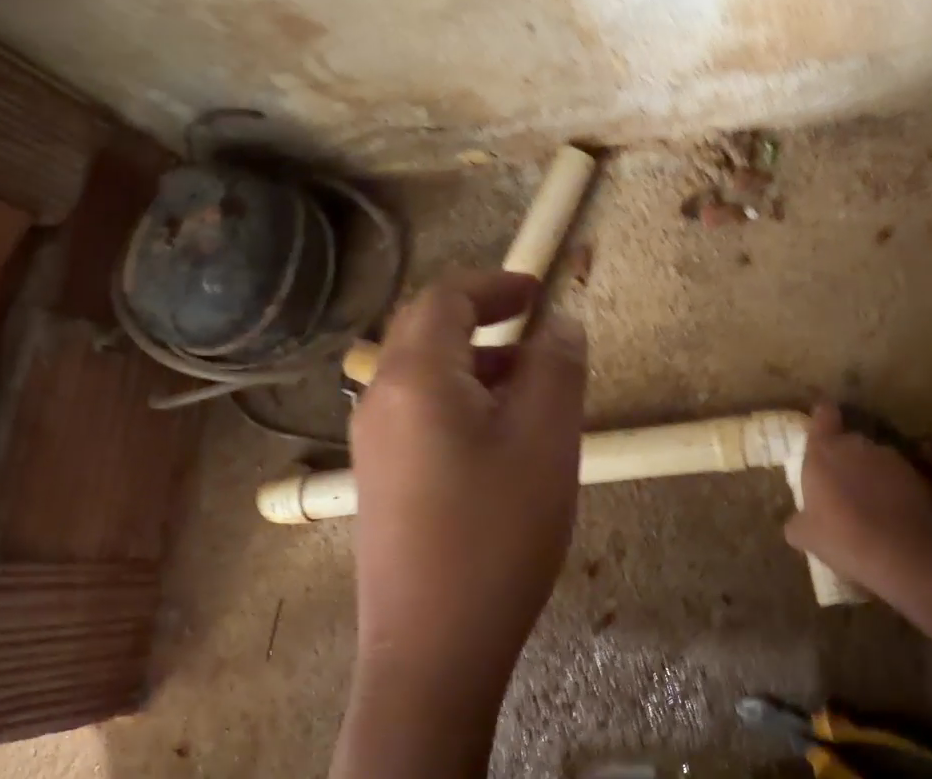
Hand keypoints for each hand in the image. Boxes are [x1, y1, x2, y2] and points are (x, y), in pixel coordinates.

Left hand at [348, 269, 587, 684]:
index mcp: (413, 376)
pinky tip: (497, 439)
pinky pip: (416, 411)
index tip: (539, 290)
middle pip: (423, 330)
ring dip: (472, 362)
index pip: (446, 298)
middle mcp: (379, 399)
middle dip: (480, 318)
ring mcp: (371, 443)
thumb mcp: (545, 439)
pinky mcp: (378, 480)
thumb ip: (556, 366)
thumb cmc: (495, 532)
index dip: (495, 284)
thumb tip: (560, 324)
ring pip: (420, 373)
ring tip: (528, 388)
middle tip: (532, 329)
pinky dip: (457, 398)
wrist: (432, 648)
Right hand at [784, 403, 931, 593]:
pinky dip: (891, 490)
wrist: (901, 551)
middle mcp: (855, 444)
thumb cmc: (842, 536)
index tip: (822, 426)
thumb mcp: (807, 536)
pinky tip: (889, 516)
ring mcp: (888, 457)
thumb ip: (797, 523)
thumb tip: (794, 523)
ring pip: (873, 459)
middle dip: (845, 458)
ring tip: (868, 506)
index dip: (823, 417)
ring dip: (869, 475)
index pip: (823, 415)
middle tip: (841, 488)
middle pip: (848, 440)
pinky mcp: (914, 475)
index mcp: (823, 451)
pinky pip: (895, 477)